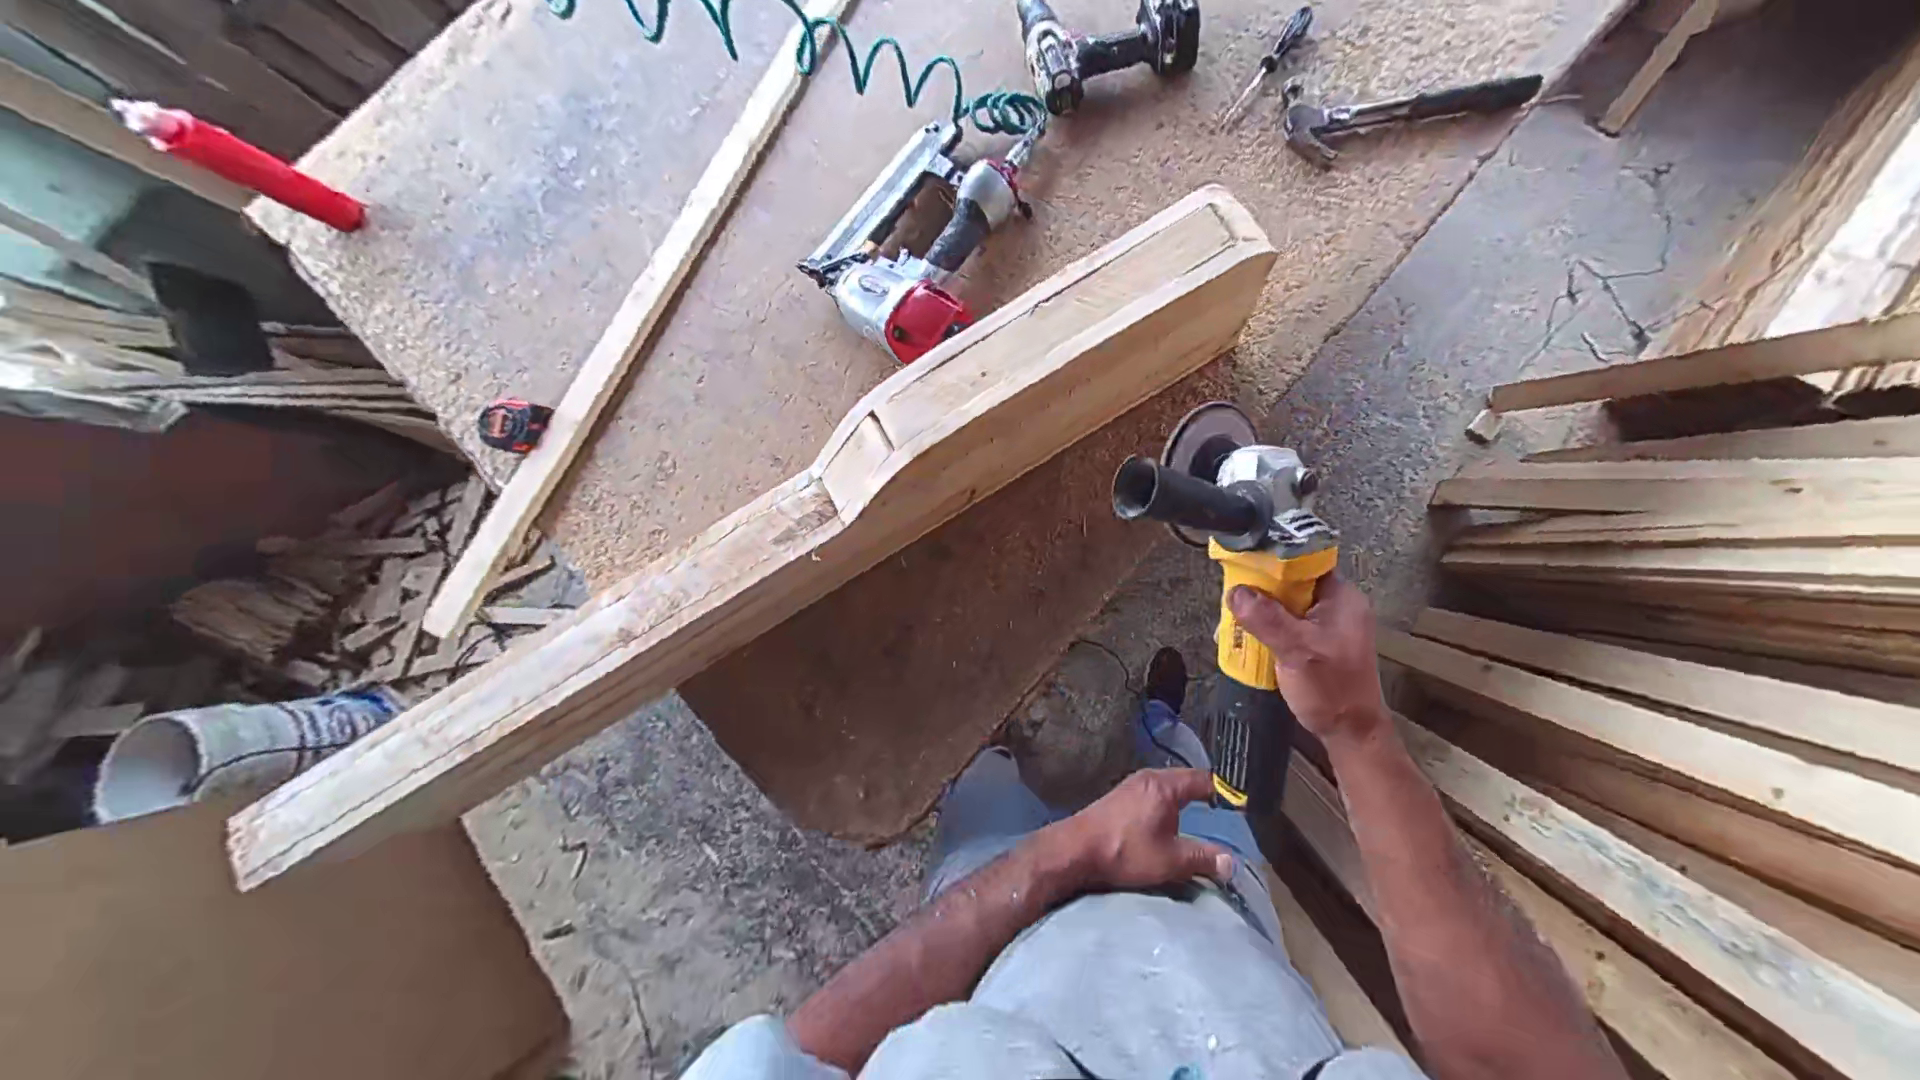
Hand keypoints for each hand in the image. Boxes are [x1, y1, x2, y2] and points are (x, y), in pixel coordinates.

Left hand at [1039, 768, 1232, 889]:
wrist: (1076, 849)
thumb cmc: (1126, 851)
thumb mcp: (1171, 860)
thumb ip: (1204, 858)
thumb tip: (1231, 862)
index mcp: (1164, 785)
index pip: (1203, 779)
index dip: (1224, 791)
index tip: (1240, 805)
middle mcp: (1148, 778)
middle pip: (1184, 779)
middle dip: (1204, 793)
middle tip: (1224, 810)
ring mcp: (1130, 785)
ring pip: (1166, 786)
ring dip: (1182, 799)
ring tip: (1200, 816)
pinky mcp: (1119, 797)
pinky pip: (1152, 793)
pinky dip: (1166, 803)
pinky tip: (1167, 820)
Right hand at [1227, 574, 1390, 746]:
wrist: (1350, 733)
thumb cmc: (1332, 689)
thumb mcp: (1297, 650)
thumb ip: (1267, 618)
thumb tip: (1235, 591)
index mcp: (1341, 597)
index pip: (1305, 562)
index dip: (1273, 560)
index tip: (1242, 566)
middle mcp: (1335, 605)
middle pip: (1289, 582)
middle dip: (1258, 590)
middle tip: (1231, 599)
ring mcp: (1325, 624)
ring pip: (1283, 604)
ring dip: (1257, 612)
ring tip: (1231, 621)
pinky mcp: (1314, 642)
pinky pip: (1284, 623)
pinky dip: (1264, 628)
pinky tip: (1244, 637)